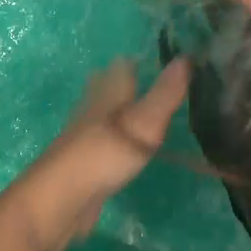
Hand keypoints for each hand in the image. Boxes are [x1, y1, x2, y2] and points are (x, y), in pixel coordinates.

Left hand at [8, 58, 190, 245]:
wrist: (64, 194)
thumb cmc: (106, 152)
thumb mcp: (144, 123)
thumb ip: (165, 93)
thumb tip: (186, 57)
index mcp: (108, 89)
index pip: (124, 65)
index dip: (141, 62)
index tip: (163, 64)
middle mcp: (94, 103)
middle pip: (108, 83)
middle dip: (126, 82)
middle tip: (153, 87)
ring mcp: (85, 130)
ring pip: (103, 109)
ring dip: (119, 108)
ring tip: (142, 114)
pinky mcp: (83, 156)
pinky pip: (101, 136)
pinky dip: (114, 135)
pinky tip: (124, 148)